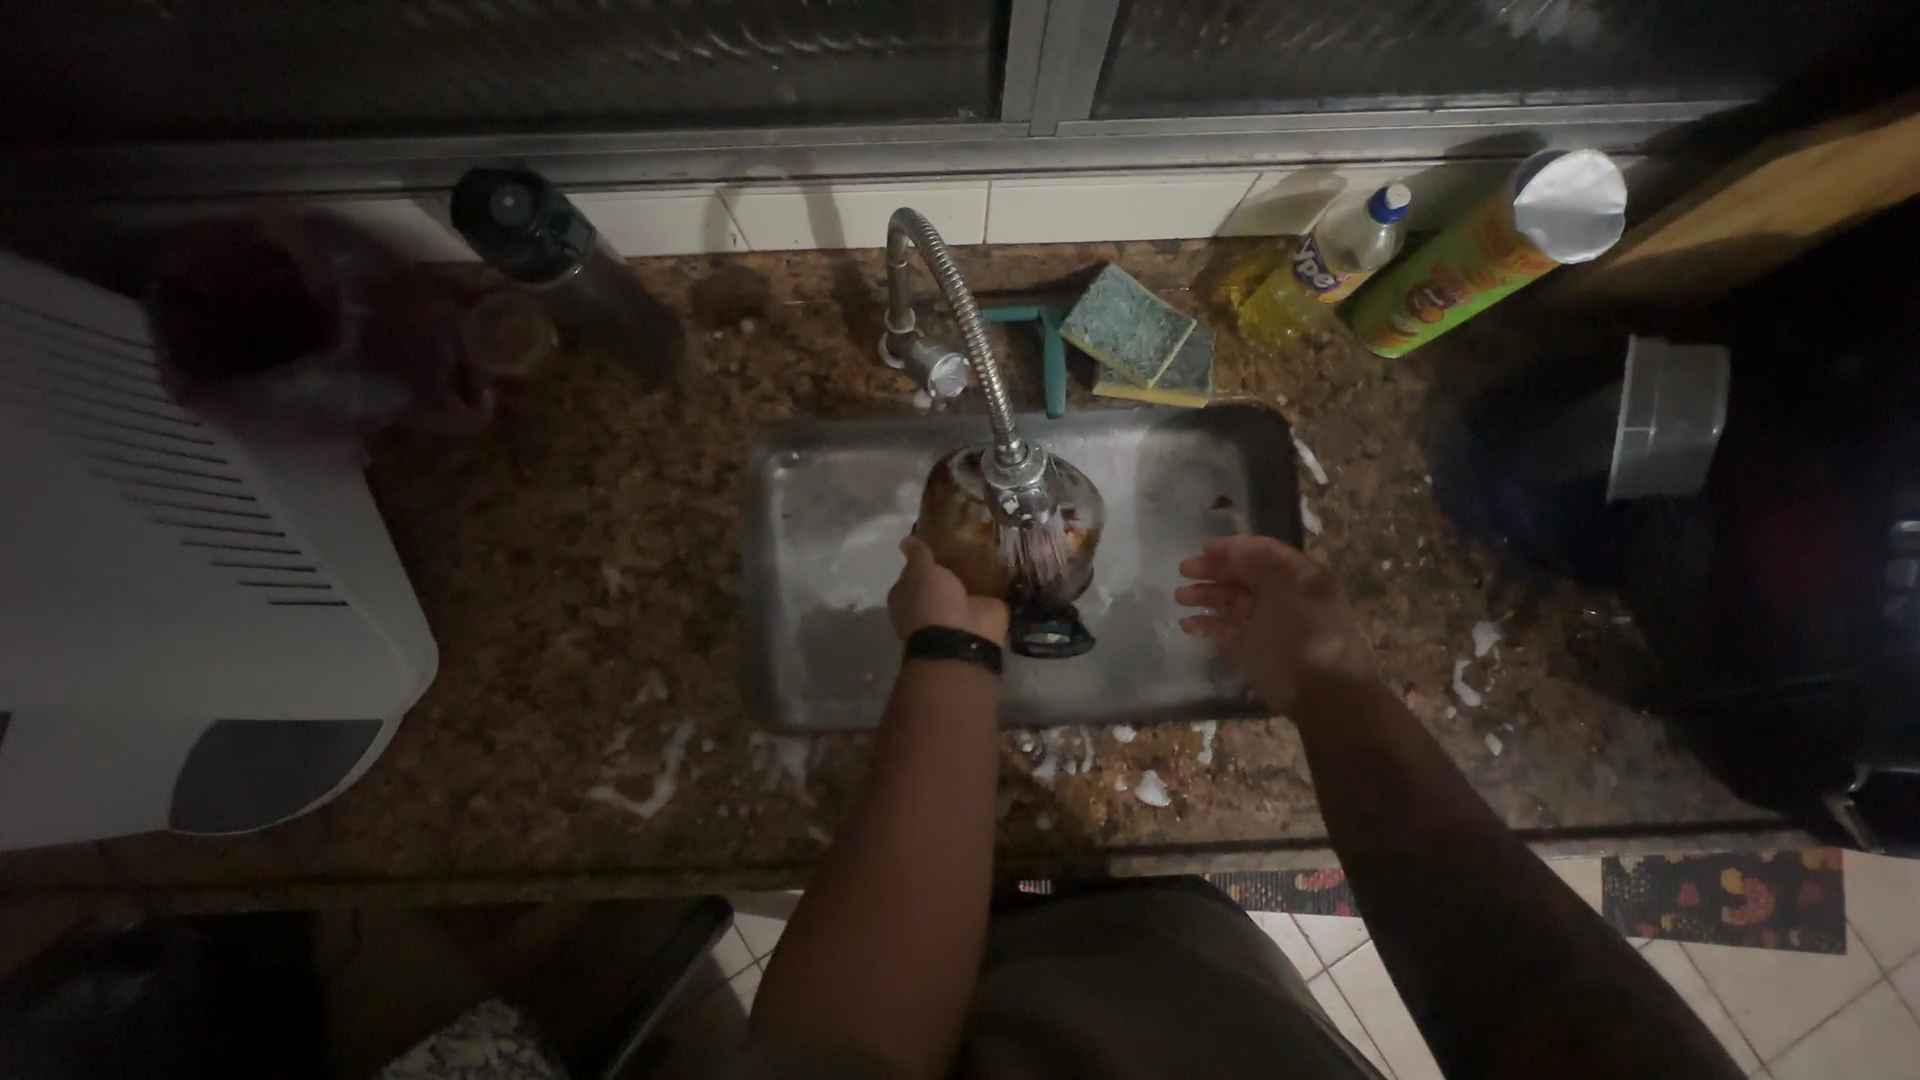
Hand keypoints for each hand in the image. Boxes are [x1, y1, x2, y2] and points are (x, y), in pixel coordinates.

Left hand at [889, 536, 1009, 643]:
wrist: (961, 638)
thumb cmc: (931, 603)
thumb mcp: (920, 572)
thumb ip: (918, 555)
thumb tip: (904, 540)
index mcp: (907, 597)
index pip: (913, 573)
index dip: (923, 559)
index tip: (937, 540)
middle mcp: (930, 605)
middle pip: (941, 580)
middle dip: (951, 566)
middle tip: (966, 537)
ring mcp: (957, 611)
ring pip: (966, 586)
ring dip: (975, 573)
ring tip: (988, 545)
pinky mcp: (982, 614)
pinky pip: (990, 592)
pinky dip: (997, 581)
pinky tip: (1005, 562)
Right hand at [1174, 535, 1375, 714]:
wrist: (1323, 694)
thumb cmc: (1308, 636)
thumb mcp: (1289, 592)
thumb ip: (1260, 565)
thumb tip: (1232, 548)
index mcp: (1298, 578)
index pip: (1263, 551)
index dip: (1234, 547)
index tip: (1203, 547)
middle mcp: (1282, 596)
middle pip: (1244, 575)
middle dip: (1214, 570)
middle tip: (1184, 570)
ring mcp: (1267, 623)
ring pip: (1232, 601)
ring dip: (1206, 596)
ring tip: (1180, 597)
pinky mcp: (1254, 648)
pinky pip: (1227, 629)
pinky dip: (1207, 625)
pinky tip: (1187, 625)